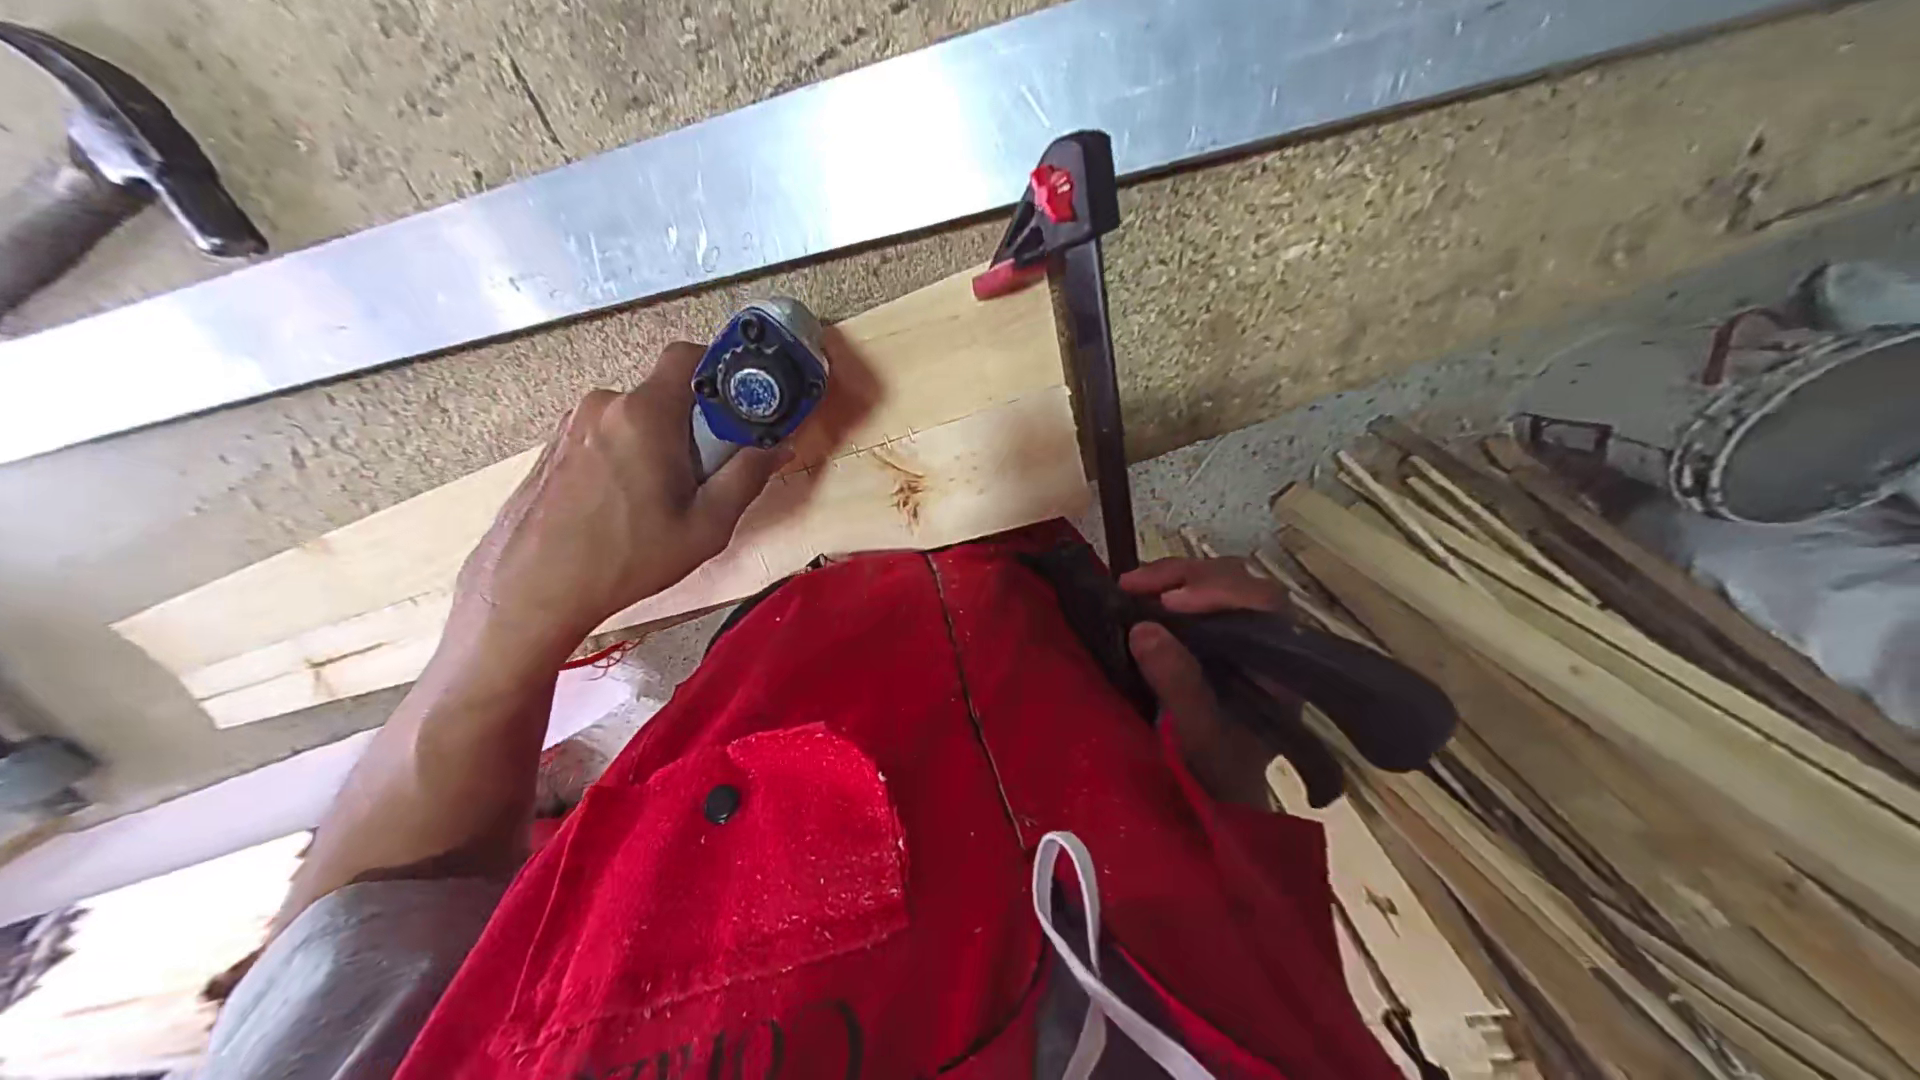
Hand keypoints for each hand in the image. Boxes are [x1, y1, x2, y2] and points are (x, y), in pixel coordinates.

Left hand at [449, 343, 785, 662]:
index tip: (740, 410)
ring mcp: (572, 424)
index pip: (689, 356)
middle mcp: (605, 405)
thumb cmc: (626, 558)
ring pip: (637, 417)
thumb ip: (748, 476)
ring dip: (660, 443)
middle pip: (666, 394)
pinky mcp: (554, 446)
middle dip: (695, 424)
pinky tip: (626, 503)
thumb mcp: (706, 526)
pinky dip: (628, 455)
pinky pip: (608, 435)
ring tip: (663, 497)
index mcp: (646, 414)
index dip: (721, 373)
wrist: (531, 590)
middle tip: (706, 473)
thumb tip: (779, 445)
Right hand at [1119, 557, 1287, 806]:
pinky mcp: (1213, 627)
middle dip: (1184, 576)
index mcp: (1277, 661)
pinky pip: (1195, 590)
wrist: (1216, 785)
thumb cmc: (1217, 766)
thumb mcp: (1198, 733)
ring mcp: (1239, 628)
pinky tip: (1136, 594)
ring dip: (1171, 576)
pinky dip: (1164, 585)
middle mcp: (1266, 636)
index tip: (1169, 602)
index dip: (1218, 592)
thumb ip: (1179, 685)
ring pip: (1215, 578)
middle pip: (1236, 580)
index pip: (1262, 603)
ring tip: (1129, 587)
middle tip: (1133, 586)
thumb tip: (1143, 629)